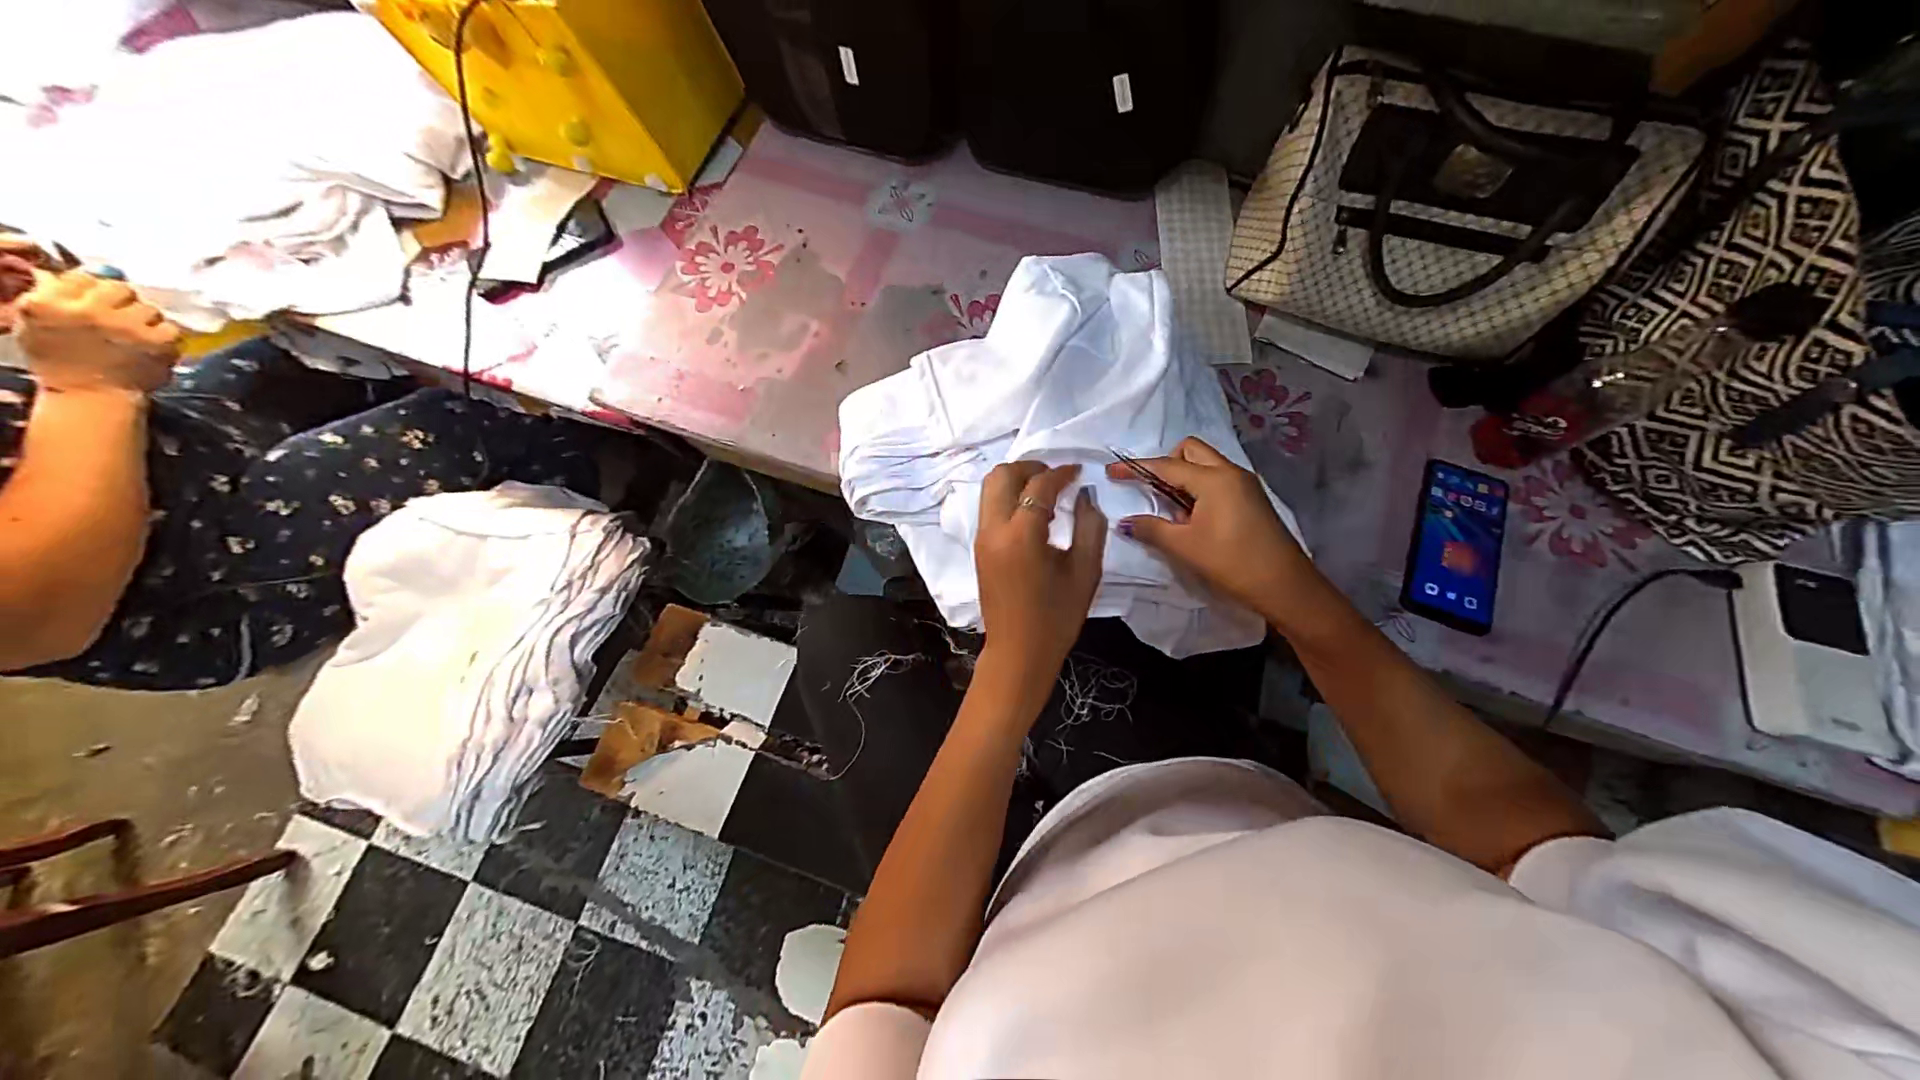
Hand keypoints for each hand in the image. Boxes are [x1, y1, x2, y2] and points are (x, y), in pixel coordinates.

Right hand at [14, 271, 180, 395]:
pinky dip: (166, 337)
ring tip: (137, 334)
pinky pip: (171, 329)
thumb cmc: (61, 359)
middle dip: (123, 301)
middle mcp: (89, 310)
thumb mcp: (38, 322)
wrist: (91, 393)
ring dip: (146, 320)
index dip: (94, 287)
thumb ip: (56, 296)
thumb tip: (88, 275)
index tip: (98, 300)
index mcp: (50, 303)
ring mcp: (128, 326)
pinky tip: (154, 347)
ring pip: (149, 308)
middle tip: (122, 317)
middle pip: (120, 288)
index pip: (81, 277)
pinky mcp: (159, 342)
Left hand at [973, 461, 1106, 683]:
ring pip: (990, 488)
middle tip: (1058, 477)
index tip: (1079, 472)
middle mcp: (994, 530)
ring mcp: (982, 539)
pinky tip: (1033, 511)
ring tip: (1046, 491)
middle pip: (1002, 475)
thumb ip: (1090, 526)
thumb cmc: (1057, 617)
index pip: (1039, 486)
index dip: (1062, 473)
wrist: (1018, 652)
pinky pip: (989, 507)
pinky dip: (1008, 497)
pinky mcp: (978, 548)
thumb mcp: (1085, 571)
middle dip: (1031, 468)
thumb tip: (1086, 496)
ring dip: (1016, 480)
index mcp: (1021, 535)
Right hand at [1107, 436, 1331, 631]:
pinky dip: (1199, 488)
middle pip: (1190, 451)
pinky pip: (1218, 479)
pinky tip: (1194, 519)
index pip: (1166, 465)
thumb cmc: (1231, 563)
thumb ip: (1151, 529)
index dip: (1136, 469)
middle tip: (1152, 492)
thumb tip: (1126, 522)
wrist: (1284, 585)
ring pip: (1206, 464)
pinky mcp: (1251, 498)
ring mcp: (1244, 484)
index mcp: (1213, 479)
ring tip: (1174, 513)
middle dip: (1166, 464)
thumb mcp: (1184, 547)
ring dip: (1183, 478)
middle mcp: (1230, 472)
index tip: (1112, 471)